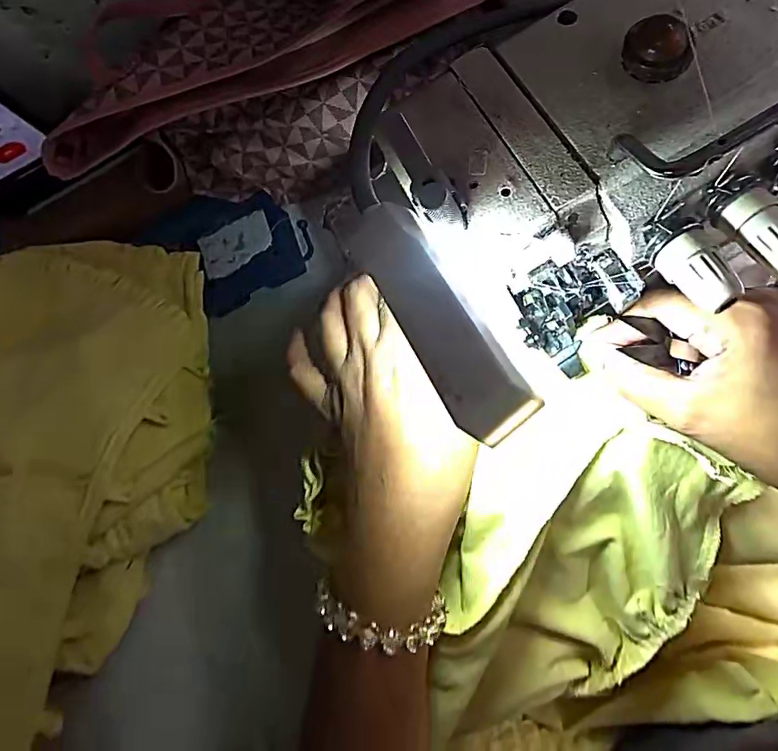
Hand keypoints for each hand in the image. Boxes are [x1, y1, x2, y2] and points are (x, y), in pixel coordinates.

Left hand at [288, 275, 476, 626]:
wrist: (398, 520)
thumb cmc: (440, 467)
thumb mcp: (468, 409)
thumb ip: (469, 367)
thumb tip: (478, 334)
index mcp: (400, 356)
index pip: (390, 296)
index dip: (396, 270)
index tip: (408, 258)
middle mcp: (363, 360)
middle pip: (352, 300)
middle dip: (364, 275)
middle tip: (381, 268)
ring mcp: (339, 383)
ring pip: (325, 324)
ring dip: (335, 298)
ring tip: (349, 286)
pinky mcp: (327, 408)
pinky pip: (301, 370)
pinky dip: (299, 345)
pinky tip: (303, 332)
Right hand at [581, 287, 777, 502]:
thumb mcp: (690, 413)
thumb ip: (635, 382)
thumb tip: (603, 361)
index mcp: (739, 316)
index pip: (660, 302)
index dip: (625, 325)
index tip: (605, 342)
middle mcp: (762, 299)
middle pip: (681, 301)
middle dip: (653, 332)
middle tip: (634, 362)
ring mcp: (777, 305)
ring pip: (703, 307)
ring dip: (681, 335)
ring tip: (684, 375)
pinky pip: (727, 313)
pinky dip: (708, 336)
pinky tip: (707, 369)